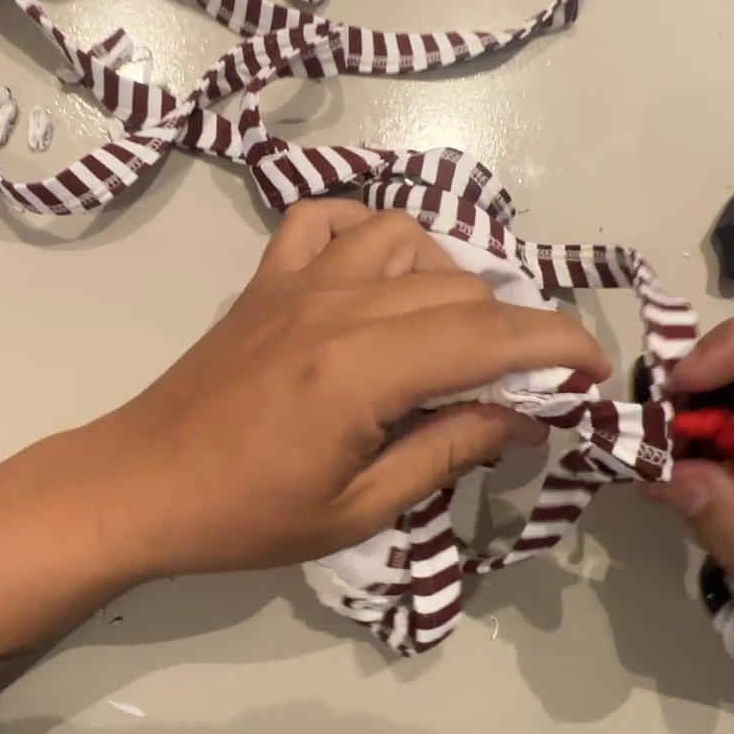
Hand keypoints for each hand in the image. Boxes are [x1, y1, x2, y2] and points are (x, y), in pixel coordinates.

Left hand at [79, 200, 607, 578]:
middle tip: (515, 387)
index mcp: (361, 370)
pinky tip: (372, 276)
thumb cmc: (245, 514)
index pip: (491, 335)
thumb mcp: (358, 508)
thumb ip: (447, 452)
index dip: (557, 348)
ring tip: (444, 336)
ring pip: (405, 238)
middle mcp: (336, 305)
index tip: (592, 374)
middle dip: (509, 333)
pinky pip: (325, 219)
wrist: (141, 484)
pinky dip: (365, 233)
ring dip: (446, 280)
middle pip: (460, 288)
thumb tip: (524, 420)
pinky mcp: (264, 280)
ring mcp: (296, 282)